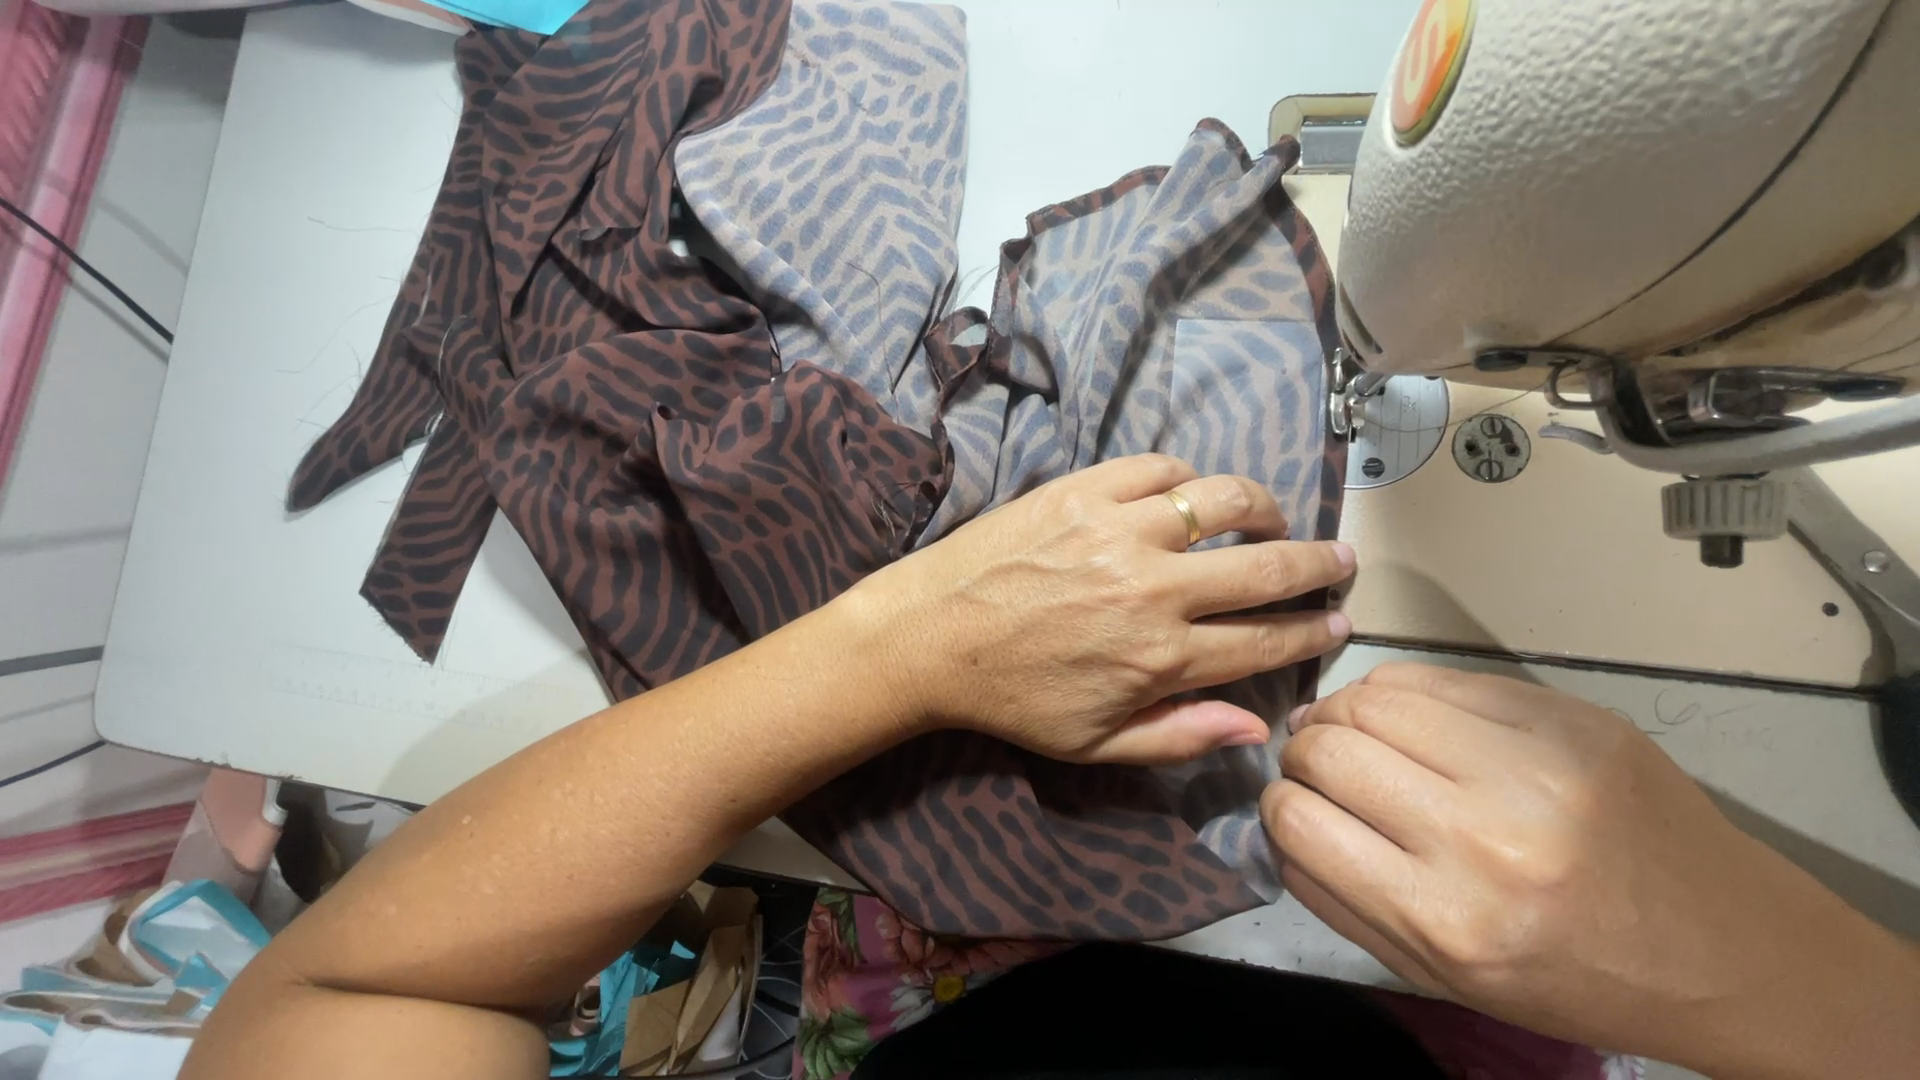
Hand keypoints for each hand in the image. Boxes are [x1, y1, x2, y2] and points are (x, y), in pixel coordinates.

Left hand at [842, 454, 1353, 765]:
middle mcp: (1153, 589)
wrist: (931, 636)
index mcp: (1160, 658)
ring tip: (1270, 518)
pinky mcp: (1081, 491)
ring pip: (1223, 501)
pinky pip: (1158, 468)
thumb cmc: (1012, 697)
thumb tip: (1259, 726)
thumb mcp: (1093, 743)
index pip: (1264, 640)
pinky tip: (1189, 495)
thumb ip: (1180, 734)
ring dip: (1264, 508)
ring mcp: (1117, 531)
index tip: (1338, 622)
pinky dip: (1186, 478)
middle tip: (1338, 561)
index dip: (1312, 632)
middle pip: (1265, 568)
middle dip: (1317, 565)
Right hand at [1262, 663, 1919, 1078]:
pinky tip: (1408, 721)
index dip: (1281, 805)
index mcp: (1450, 921)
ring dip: (1341, 714)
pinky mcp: (1566, 716)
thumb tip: (1278, 816)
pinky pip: (1430, 677)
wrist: (1733, 951)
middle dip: (1304, 754)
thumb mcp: (1439, 972)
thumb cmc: (1571, 976)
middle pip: (1326, 748)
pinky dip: (1395, 695)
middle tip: (1323, 767)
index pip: (1297, 820)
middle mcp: (1488, 837)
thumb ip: (1338, 899)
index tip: (1298, 807)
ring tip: (1357, 735)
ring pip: (1369, 696)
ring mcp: (1535, 765)